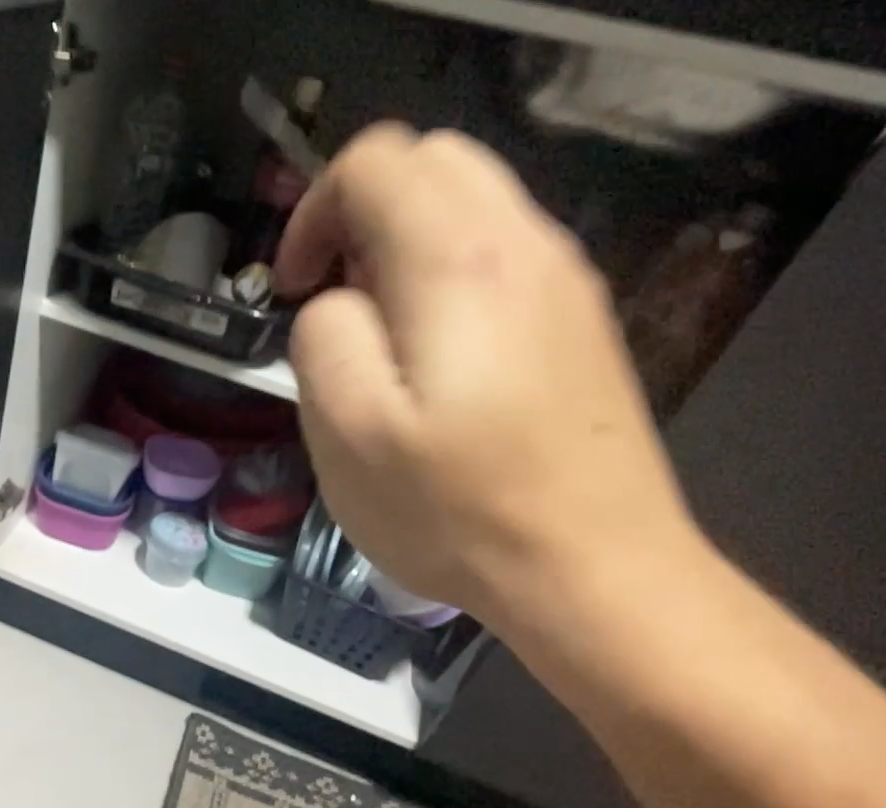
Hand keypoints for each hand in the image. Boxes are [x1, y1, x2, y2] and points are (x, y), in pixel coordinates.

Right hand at [276, 123, 702, 624]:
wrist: (591, 571)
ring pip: (471, 200)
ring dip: (402, 242)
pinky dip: (447, 268)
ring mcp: (563, 279)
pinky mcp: (579, 319)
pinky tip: (434, 354)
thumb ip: (322, 336)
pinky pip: (501, 249)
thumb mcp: (346, 431)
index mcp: (457, 262)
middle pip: (430, 160)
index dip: (312, 212)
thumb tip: (333, 302)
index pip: (375, 162)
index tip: (294, 290)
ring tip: (377, 332)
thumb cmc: (455, 509)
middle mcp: (523, 244)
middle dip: (359, 213)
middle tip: (331, 298)